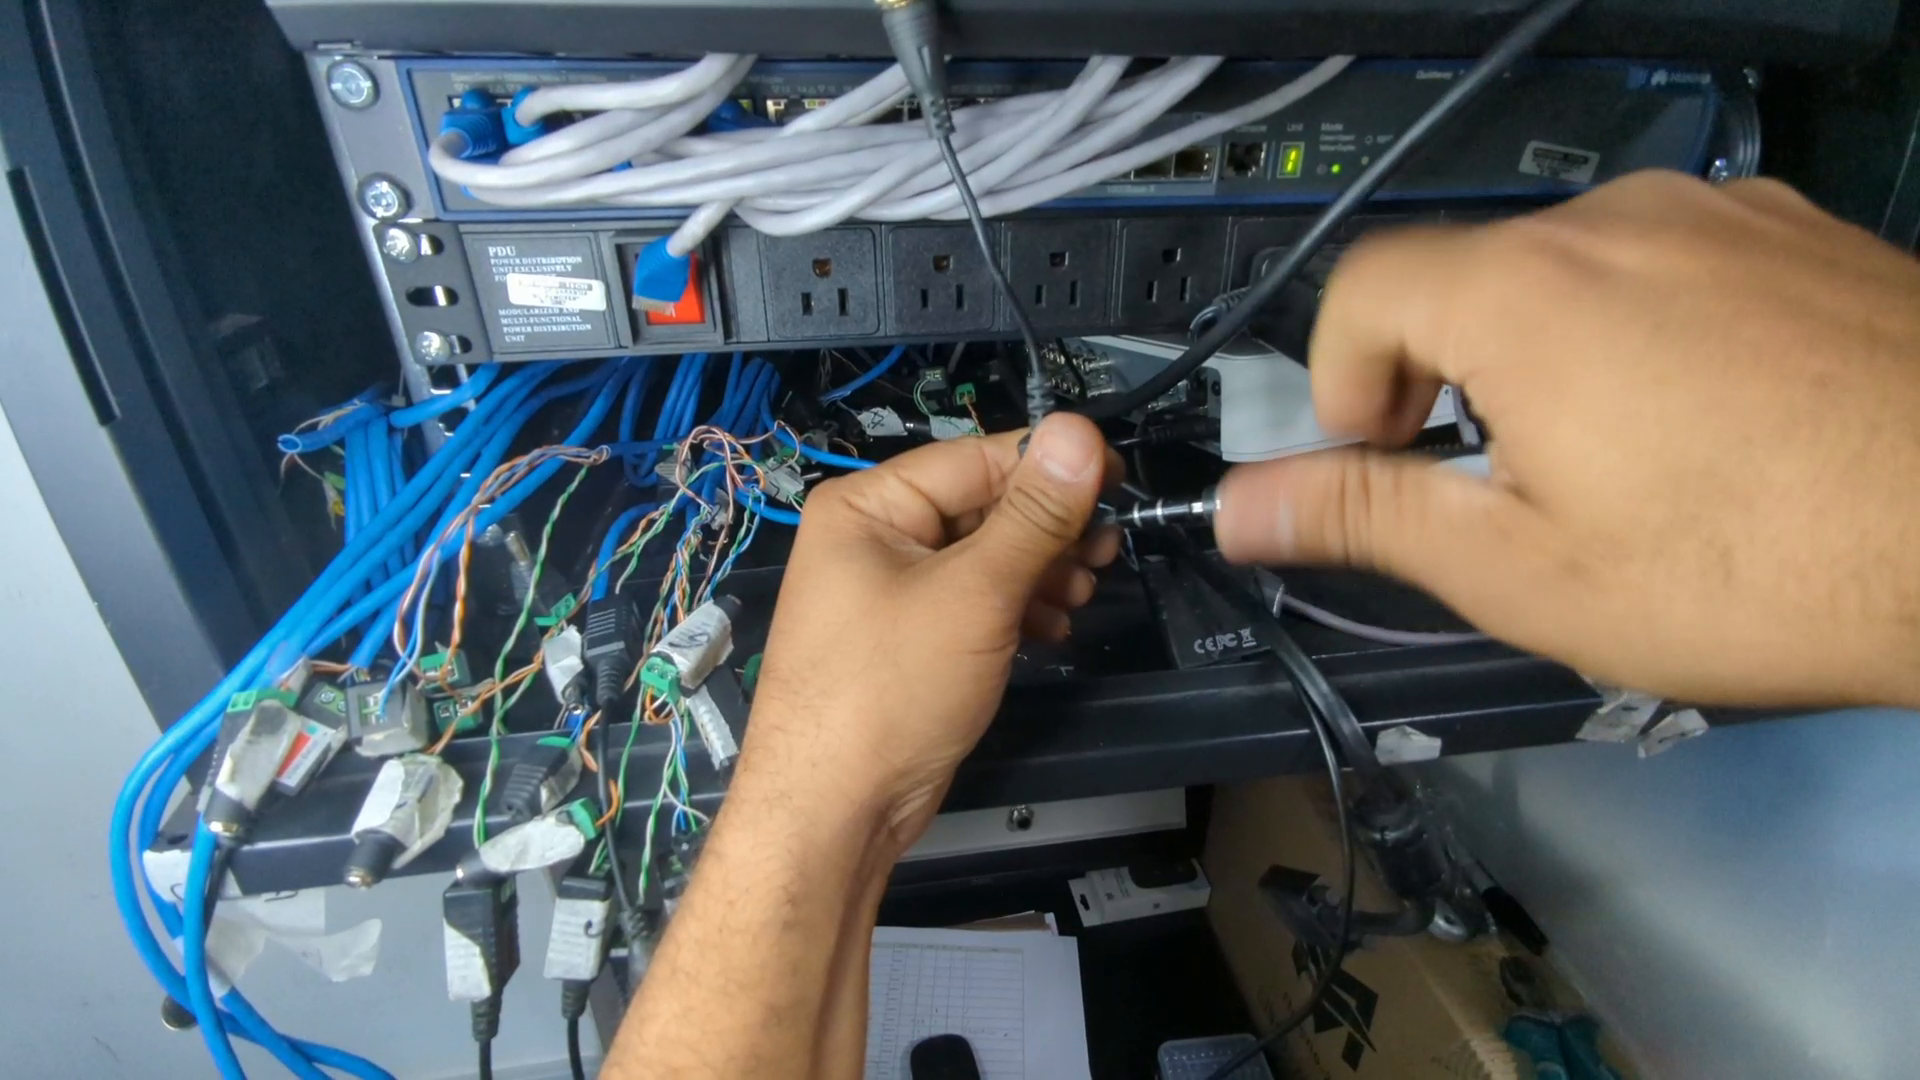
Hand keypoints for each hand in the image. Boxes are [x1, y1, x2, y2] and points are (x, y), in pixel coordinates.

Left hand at [739, 414, 1120, 853]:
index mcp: (869, 504)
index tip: (1116, 482)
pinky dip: (1014, 607)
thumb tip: (1080, 431)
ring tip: (1081, 594)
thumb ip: (1033, 515)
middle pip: (980, 508)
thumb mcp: (974, 595)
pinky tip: (1052, 626)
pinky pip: (971, 601)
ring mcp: (889, 590)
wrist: (832, 815)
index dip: (1050, 468)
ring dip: (1038, 571)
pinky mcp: (909, 636)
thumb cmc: (892, 690)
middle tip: (1105, 551)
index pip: (975, 460)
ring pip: (982, 558)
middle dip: (1047, 531)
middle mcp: (874, 537)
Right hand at [1214, 171, 1919, 708]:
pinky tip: (1677, 416)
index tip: (1386, 451)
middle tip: (1474, 474)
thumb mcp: (1511, 563)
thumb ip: (1354, 516)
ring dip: (1509, 356)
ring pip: (1541, 272)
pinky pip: (1642, 265)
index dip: (1338, 377)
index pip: (1357, 289)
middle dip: (1420, 377)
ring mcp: (1718, 215)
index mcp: (1523, 292)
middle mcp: (1613, 221)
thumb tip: (1232, 510)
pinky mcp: (1795, 234)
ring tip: (1578, 453)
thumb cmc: (1747, 564)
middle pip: (1444, 280)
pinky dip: (1605, 330)